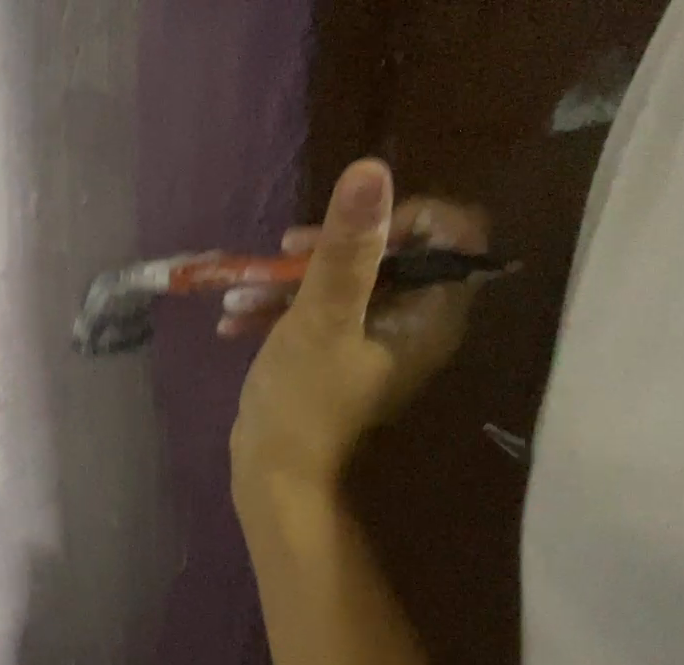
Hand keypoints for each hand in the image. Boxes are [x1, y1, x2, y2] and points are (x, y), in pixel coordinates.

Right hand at [226, 159, 489, 494]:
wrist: (273, 475)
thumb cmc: (302, 401)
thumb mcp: (320, 318)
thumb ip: (346, 248)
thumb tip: (370, 170)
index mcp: (429, 312)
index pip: (449, 231)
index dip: (400, 216)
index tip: (346, 229)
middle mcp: (411, 322)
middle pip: (386, 254)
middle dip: (326, 251)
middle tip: (281, 257)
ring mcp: (371, 341)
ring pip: (342, 285)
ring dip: (288, 283)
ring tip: (240, 295)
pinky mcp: (336, 357)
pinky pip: (317, 316)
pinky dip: (279, 311)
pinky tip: (234, 320)